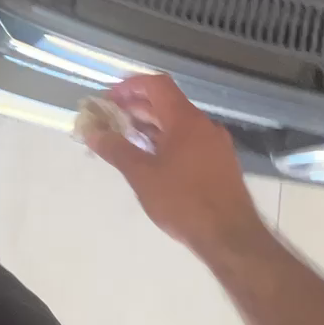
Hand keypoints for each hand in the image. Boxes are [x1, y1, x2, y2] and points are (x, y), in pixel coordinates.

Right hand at [82, 75, 271, 265]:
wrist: (232, 239)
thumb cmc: (183, 201)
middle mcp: (204, 126)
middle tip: (109, 118)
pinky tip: (149, 159)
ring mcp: (215, 145)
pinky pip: (188, 140)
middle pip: (166, 103)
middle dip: (135, 107)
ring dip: (149, 125)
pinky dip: (165, 140)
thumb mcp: (141, 175)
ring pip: (177, 123)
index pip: (157, 85)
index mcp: (186, 120)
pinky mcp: (219, 164)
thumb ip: (115, 149)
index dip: (130, 85)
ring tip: (124, 138)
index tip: (108, 97)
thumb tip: (91, 132)